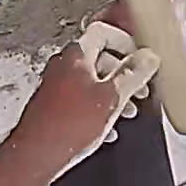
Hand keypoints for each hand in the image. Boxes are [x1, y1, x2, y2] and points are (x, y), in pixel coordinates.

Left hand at [10, 22, 158, 180]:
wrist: (37, 153)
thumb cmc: (70, 124)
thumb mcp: (111, 98)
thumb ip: (132, 75)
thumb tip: (148, 57)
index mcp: (76, 54)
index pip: (102, 31)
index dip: (124, 42)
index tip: (140, 58)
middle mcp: (63, 63)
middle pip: (99, 56)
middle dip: (123, 73)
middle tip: (140, 89)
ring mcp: (56, 82)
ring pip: (91, 79)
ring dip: (113, 93)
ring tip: (127, 111)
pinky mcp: (52, 102)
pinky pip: (80, 98)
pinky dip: (97, 107)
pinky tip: (107, 127)